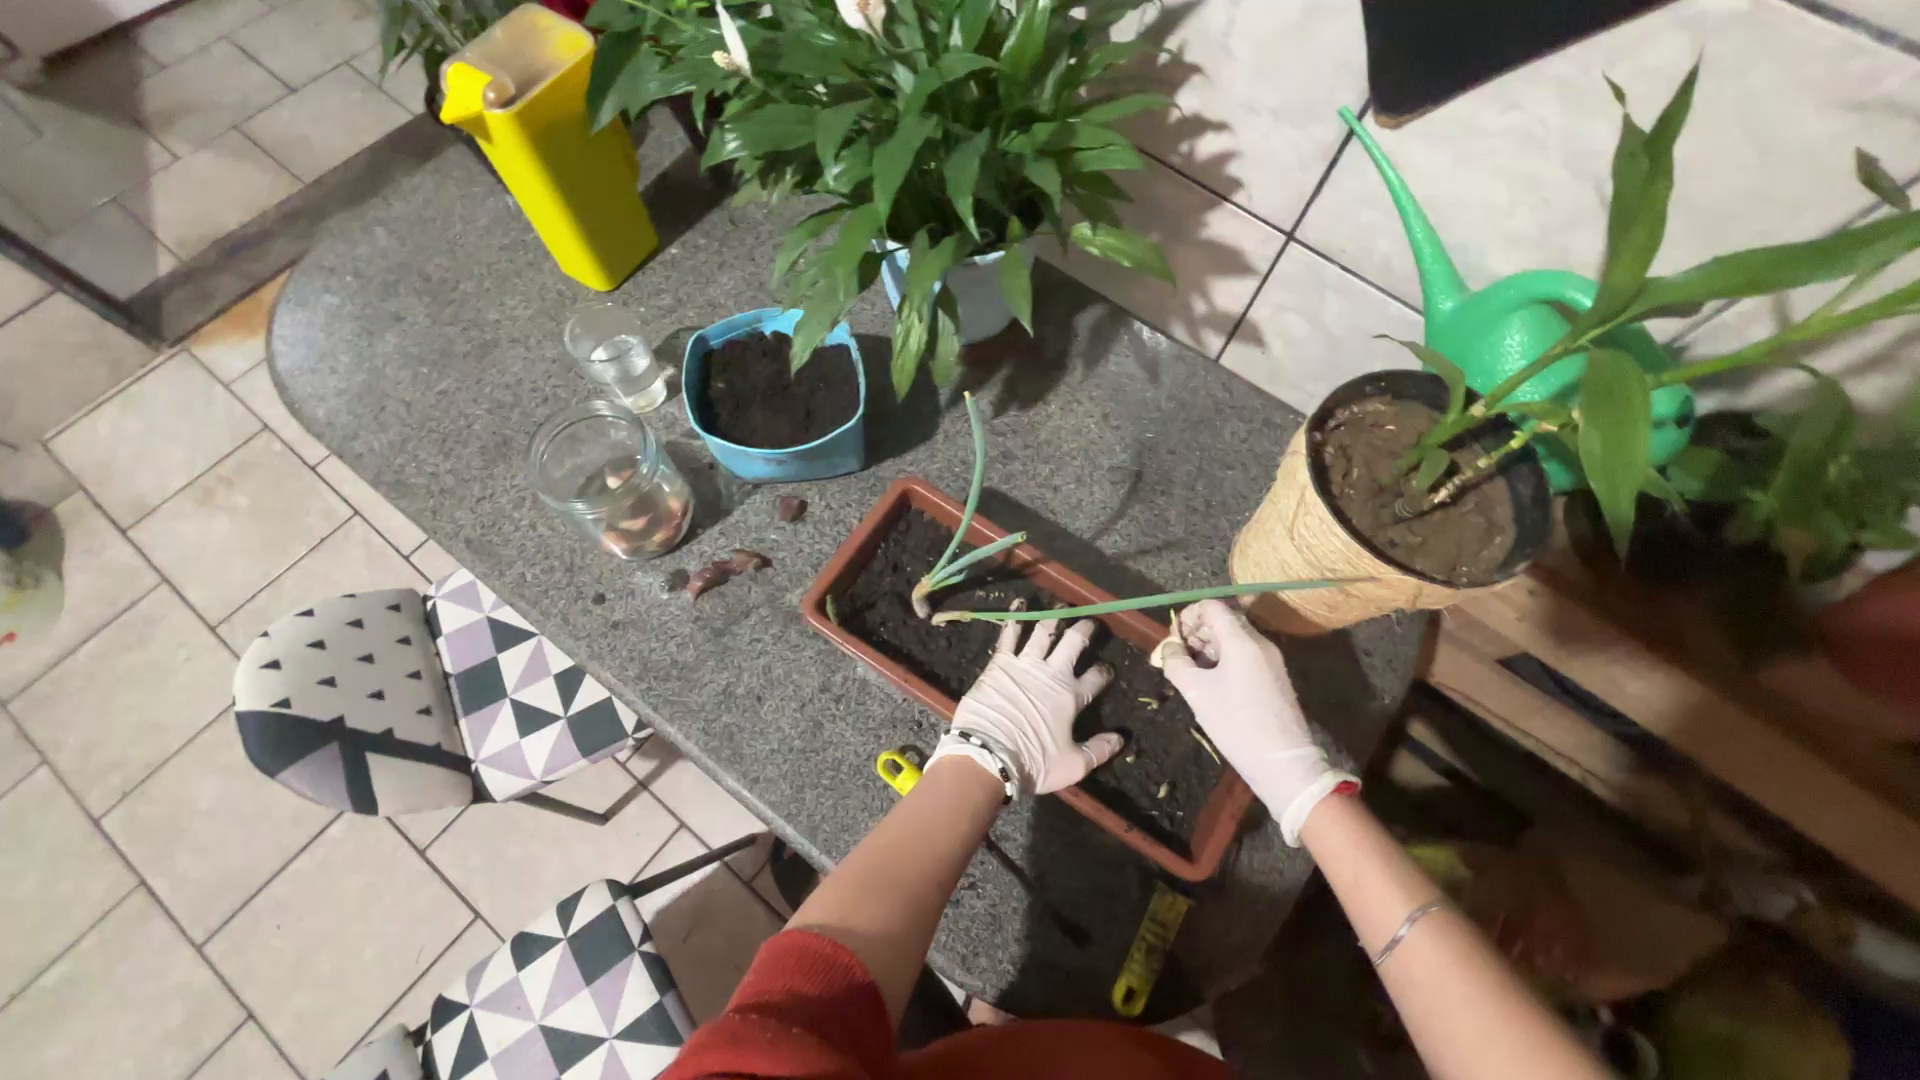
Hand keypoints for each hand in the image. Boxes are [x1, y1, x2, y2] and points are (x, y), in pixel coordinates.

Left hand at [936, 603, 1124, 795]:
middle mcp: (1052, 674)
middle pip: (1074, 643)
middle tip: (1090, 621)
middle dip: (1085, 629)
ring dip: (1054, 617)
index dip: (1104, 671)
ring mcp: (1025, 664)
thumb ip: (1099, 750)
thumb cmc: (1032, 762)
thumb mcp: (1073, 765)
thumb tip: (1121, 738)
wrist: (989, 754)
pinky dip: (1016, 617)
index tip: (1108, 667)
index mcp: (1071, 697)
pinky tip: (1020, 604)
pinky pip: (1010, 634)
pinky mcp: (1000, 663)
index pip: (1096, 678)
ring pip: (1044, 632)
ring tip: (1060, 607)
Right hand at [1156, 599, 1357, 843]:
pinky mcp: (1273, 677)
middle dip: (1195, 633)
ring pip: (1233, 639)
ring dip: (1207, 648)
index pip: (1212, 606)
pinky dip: (1222, 661)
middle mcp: (1260, 643)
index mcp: (1242, 641)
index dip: (1188, 617)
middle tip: (1175, 658)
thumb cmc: (1236, 724)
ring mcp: (1270, 660)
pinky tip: (1209, 684)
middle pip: (1223, 620)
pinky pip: (1243, 656)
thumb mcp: (1196, 692)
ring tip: (1188, 673)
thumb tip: (1167, 648)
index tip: (1173, 641)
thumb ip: (1176, 663)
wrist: (1283, 763)